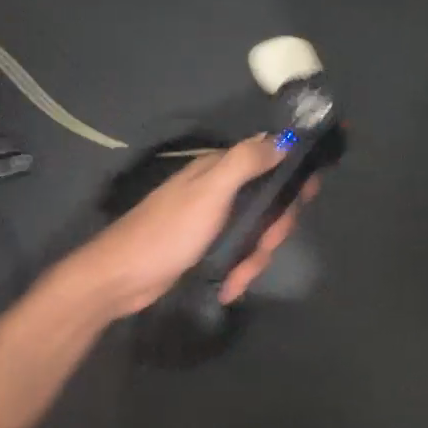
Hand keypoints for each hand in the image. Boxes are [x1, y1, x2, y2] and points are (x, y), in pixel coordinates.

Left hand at [65, 136, 308, 318]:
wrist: (121, 279)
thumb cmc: (167, 232)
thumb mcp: (210, 193)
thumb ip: (245, 163)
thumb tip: (284, 140)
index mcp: (219, 169)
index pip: (271, 159)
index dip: (292, 176)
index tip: (307, 196)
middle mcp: (221, 189)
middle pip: (270, 203)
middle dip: (273, 229)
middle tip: (264, 246)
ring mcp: (215, 220)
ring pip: (258, 233)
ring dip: (254, 259)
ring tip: (238, 278)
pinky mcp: (210, 248)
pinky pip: (241, 254)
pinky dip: (239, 272)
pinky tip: (229, 288)